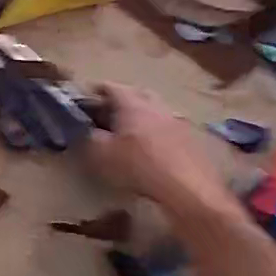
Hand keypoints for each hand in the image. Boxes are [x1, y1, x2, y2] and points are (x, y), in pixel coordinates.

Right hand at [84, 83, 226, 212]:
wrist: (188, 188)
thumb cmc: (139, 165)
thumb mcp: (102, 153)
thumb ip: (89, 137)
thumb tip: (84, 128)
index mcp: (132, 103)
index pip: (111, 87)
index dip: (95, 90)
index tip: (85, 98)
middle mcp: (155, 105)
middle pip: (136, 94)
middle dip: (120, 100)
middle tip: (107, 113)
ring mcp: (176, 121)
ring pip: (154, 110)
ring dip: (141, 115)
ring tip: (130, 131)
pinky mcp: (191, 139)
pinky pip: (168, 128)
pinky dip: (156, 132)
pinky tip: (153, 148)